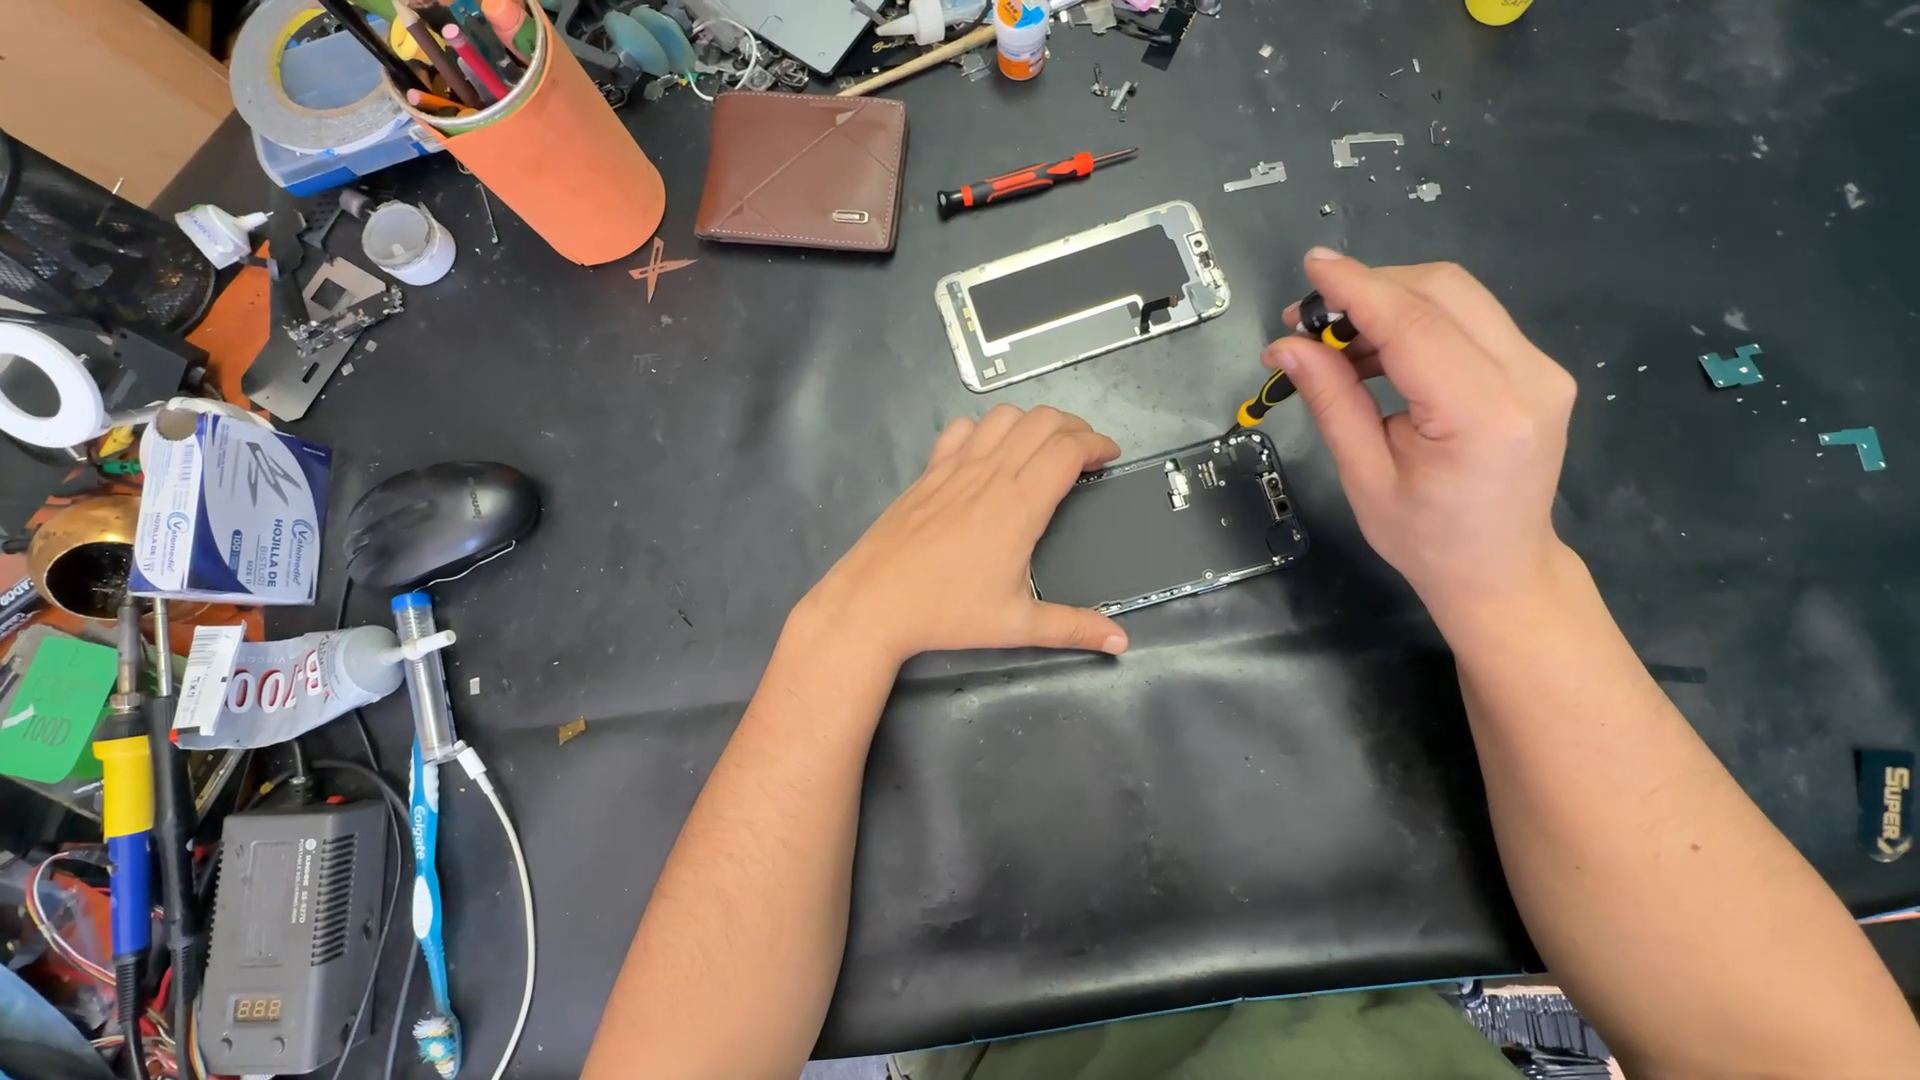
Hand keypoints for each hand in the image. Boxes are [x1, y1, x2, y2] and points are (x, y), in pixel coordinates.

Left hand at [796, 405, 1129, 664]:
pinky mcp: (929, 472)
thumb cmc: (947, 612)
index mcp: (1019, 505)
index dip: (1097, 444)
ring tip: (1044, 446)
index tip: (1109, 458)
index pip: (1068, 449)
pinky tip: (989, 451)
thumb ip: (1073, 628)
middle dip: (1074, 427)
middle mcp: (990, 474)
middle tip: (1086, 452)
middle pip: (1043, 421)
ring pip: (1003, 416)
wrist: (873, 601)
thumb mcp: (1017, 625)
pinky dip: (985, 428)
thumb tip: (1120, 643)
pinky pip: (962, 429)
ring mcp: (955, 467)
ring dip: (1032, 422)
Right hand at [1264, 249, 1577, 627]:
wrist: (1500, 569)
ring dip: (1389, 303)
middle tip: (1308, 318)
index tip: (1312, 267)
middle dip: (1370, 288)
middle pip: (1445, 291)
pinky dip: (1413, 321)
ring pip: (1458, 297)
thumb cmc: (1425, 539)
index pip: (1415, 326)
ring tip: (1331, 340)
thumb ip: (1332, 401)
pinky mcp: (1534, 368)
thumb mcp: (1364, 476)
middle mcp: (1527, 377)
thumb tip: (1287, 347)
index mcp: (1483, 414)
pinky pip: (1468, 319)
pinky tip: (1371, 351)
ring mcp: (1540, 368)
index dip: (1358, 289)